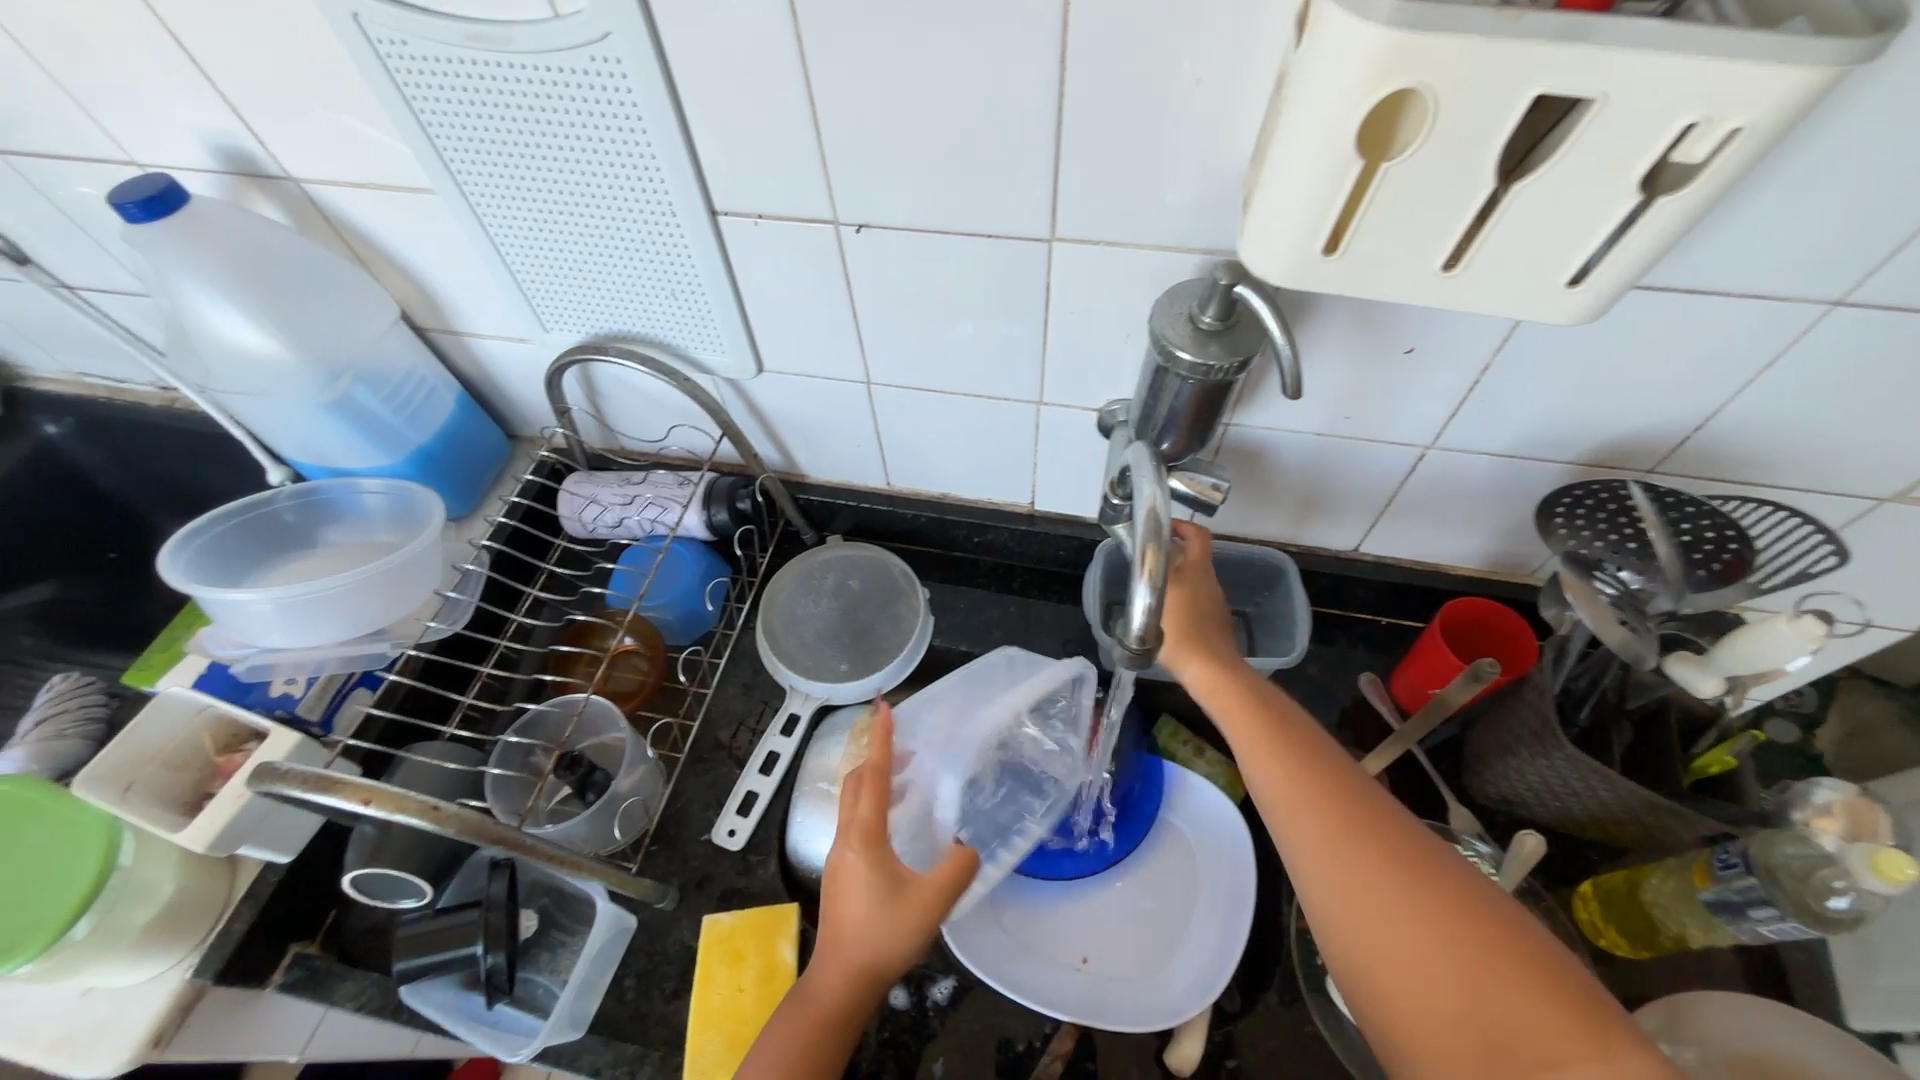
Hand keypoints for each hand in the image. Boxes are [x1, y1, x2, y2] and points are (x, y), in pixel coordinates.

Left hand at [812, 701, 979, 998]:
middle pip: (856, 783)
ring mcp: (839, 856)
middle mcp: (846, 838)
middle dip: (877, 756)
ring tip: (907, 781)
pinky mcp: (841, 873)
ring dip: (875, 783)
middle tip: (907, 746)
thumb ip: (957, 868)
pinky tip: (896, 827)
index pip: (874, 775)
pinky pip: (855, 823)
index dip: (881, 739)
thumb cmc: (884, 936)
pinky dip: (873, 807)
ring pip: (852, 804)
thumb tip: (967, 846)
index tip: (884, 707)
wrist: (842, 980)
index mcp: (865, 836)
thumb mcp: (933, 902)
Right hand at [1157, 521, 1241, 681]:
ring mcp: (1216, 601)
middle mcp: (1209, 580)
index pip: (1198, 535)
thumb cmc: (1180, 633)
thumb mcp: (1155, 602)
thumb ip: (1149, 580)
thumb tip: (1144, 563)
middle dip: (1175, 554)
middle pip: (1195, 557)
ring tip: (1154, 591)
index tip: (1164, 528)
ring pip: (1197, 579)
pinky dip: (1186, 600)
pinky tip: (1169, 617)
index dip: (1183, 526)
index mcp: (1197, 570)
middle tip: (1152, 559)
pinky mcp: (1218, 620)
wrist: (1212, 669)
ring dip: (1179, 579)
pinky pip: (1200, 600)